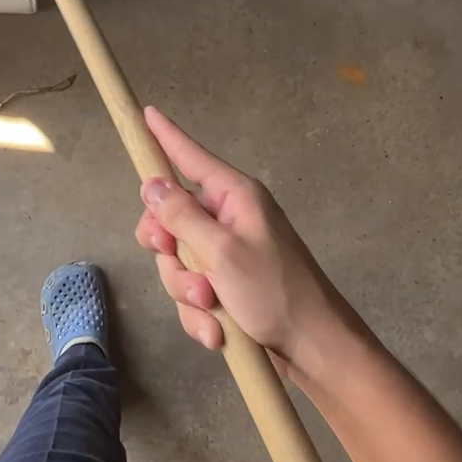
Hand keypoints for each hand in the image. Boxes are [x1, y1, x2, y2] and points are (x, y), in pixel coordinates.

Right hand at [133, 106, 352, 373]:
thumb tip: (151, 185)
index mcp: (233, 196)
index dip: (165, 136)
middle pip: (169, 218)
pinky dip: (198, 313)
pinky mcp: (225, 285)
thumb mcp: (222, 252)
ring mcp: (225, 253)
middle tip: (183, 269)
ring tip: (211, 307)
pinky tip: (216, 331)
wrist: (315, 349)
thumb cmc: (275, 291)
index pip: (190, 157)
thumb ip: (181, 216)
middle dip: (170, 253)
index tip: (146, 112)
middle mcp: (227, 218)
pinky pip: (190, 290)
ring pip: (176, 261)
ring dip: (186, 290)